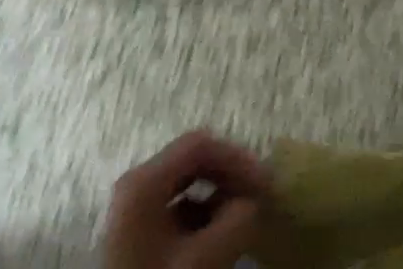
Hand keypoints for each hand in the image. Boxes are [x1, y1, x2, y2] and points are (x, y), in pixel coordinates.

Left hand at [105, 131, 270, 268]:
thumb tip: (253, 201)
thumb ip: (235, 223)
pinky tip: (222, 235)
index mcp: (144, 181)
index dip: (237, 158)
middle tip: (260, 198)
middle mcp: (136, 184)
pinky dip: (204, 213)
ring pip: (186, 183)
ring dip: (219, 194)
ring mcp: (135, 207)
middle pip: (192, 159)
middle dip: (230, 174)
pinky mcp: (140, 230)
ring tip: (245, 218)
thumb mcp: (204, 261)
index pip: (198, 144)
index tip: (266, 185)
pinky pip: (178, 206)